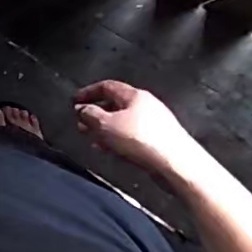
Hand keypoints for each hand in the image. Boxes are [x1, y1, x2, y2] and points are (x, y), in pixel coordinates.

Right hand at [72, 80, 200, 178]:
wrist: (177, 165)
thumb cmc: (141, 140)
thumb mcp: (105, 124)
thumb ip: (89, 114)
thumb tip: (81, 109)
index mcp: (135, 95)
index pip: (106, 86)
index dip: (87, 92)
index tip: (74, 101)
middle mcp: (147, 106)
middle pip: (115, 104)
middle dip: (95, 113)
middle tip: (81, 122)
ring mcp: (154, 123)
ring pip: (122, 122)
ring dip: (104, 129)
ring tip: (92, 138)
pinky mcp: (159, 141)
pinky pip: (132, 135)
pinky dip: (117, 139)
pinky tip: (110, 149)